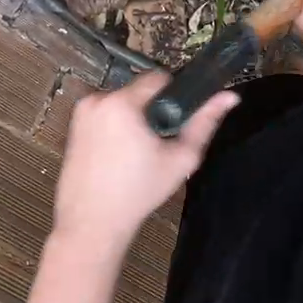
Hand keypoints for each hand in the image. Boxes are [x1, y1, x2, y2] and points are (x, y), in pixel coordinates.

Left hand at [53, 71, 237, 249]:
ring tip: (138, 152)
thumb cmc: (139, 192)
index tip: (175, 122)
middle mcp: (97, 99)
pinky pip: (104, 115)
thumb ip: (205, 122)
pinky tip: (119, 155)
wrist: (92, 224)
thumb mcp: (181, 159)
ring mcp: (81, 113)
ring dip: (133, 117)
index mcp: (123, 102)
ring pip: (121, 102)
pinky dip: (115, 126)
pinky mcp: (72, 127)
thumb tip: (230, 96)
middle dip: (152, 109)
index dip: (173, 96)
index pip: (158, 78)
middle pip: (138, 90)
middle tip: (158, 142)